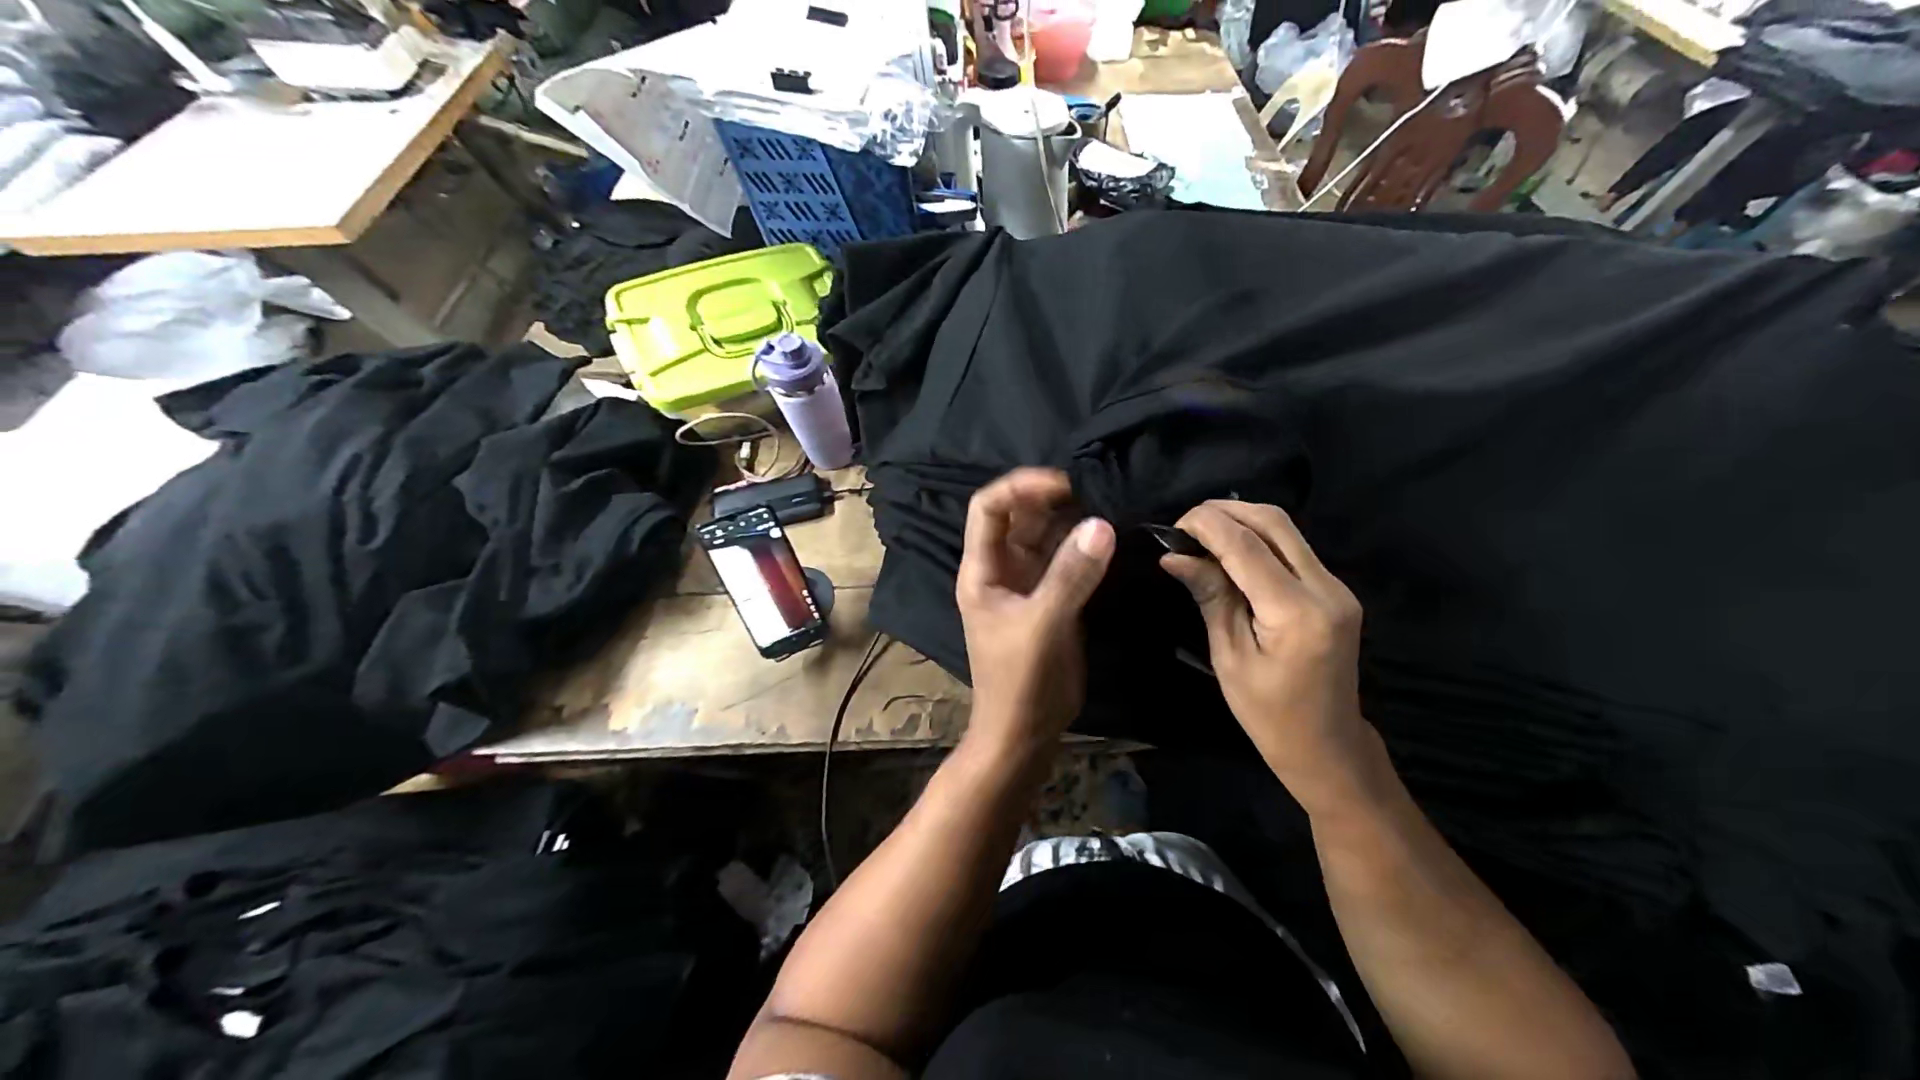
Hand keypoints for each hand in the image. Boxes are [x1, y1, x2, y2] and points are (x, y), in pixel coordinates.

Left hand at [956, 468, 1114, 749]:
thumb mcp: (1044, 625)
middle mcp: (1002, 570)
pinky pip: (1065, 562)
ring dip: (1071, 523)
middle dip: (1051, 501)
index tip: (1064, 484)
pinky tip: (1110, 539)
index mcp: (982, 570)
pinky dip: (1084, 548)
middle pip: (1019, 518)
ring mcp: (1027, 585)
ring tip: (1108, 509)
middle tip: (1095, 493)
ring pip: (1045, 538)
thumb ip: (1070, 575)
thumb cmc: (1020, 681)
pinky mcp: (1051, 601)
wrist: (1024, 733)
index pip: (988, 508)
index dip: (1020, 487)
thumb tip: (1100, 524)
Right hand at [1160, 501, 1382, 813]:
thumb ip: (1210, 596)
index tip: (1172, 527)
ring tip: (1201, 533)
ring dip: (1241, 521)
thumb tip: (1174, 555)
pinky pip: (1293, 547)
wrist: (1327, 745)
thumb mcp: (1229, 656)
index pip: (1246, 546)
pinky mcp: (1334, 590)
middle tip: (1184, 525)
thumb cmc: (1268, 713)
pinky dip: (1257, 539)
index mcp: (1297, 612)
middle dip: (1225, 511)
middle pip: (1274, 522)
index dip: (1206, 525)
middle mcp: (1326, 588)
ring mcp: (1337, 587)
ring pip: (1286, 529)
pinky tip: (1228, 550)